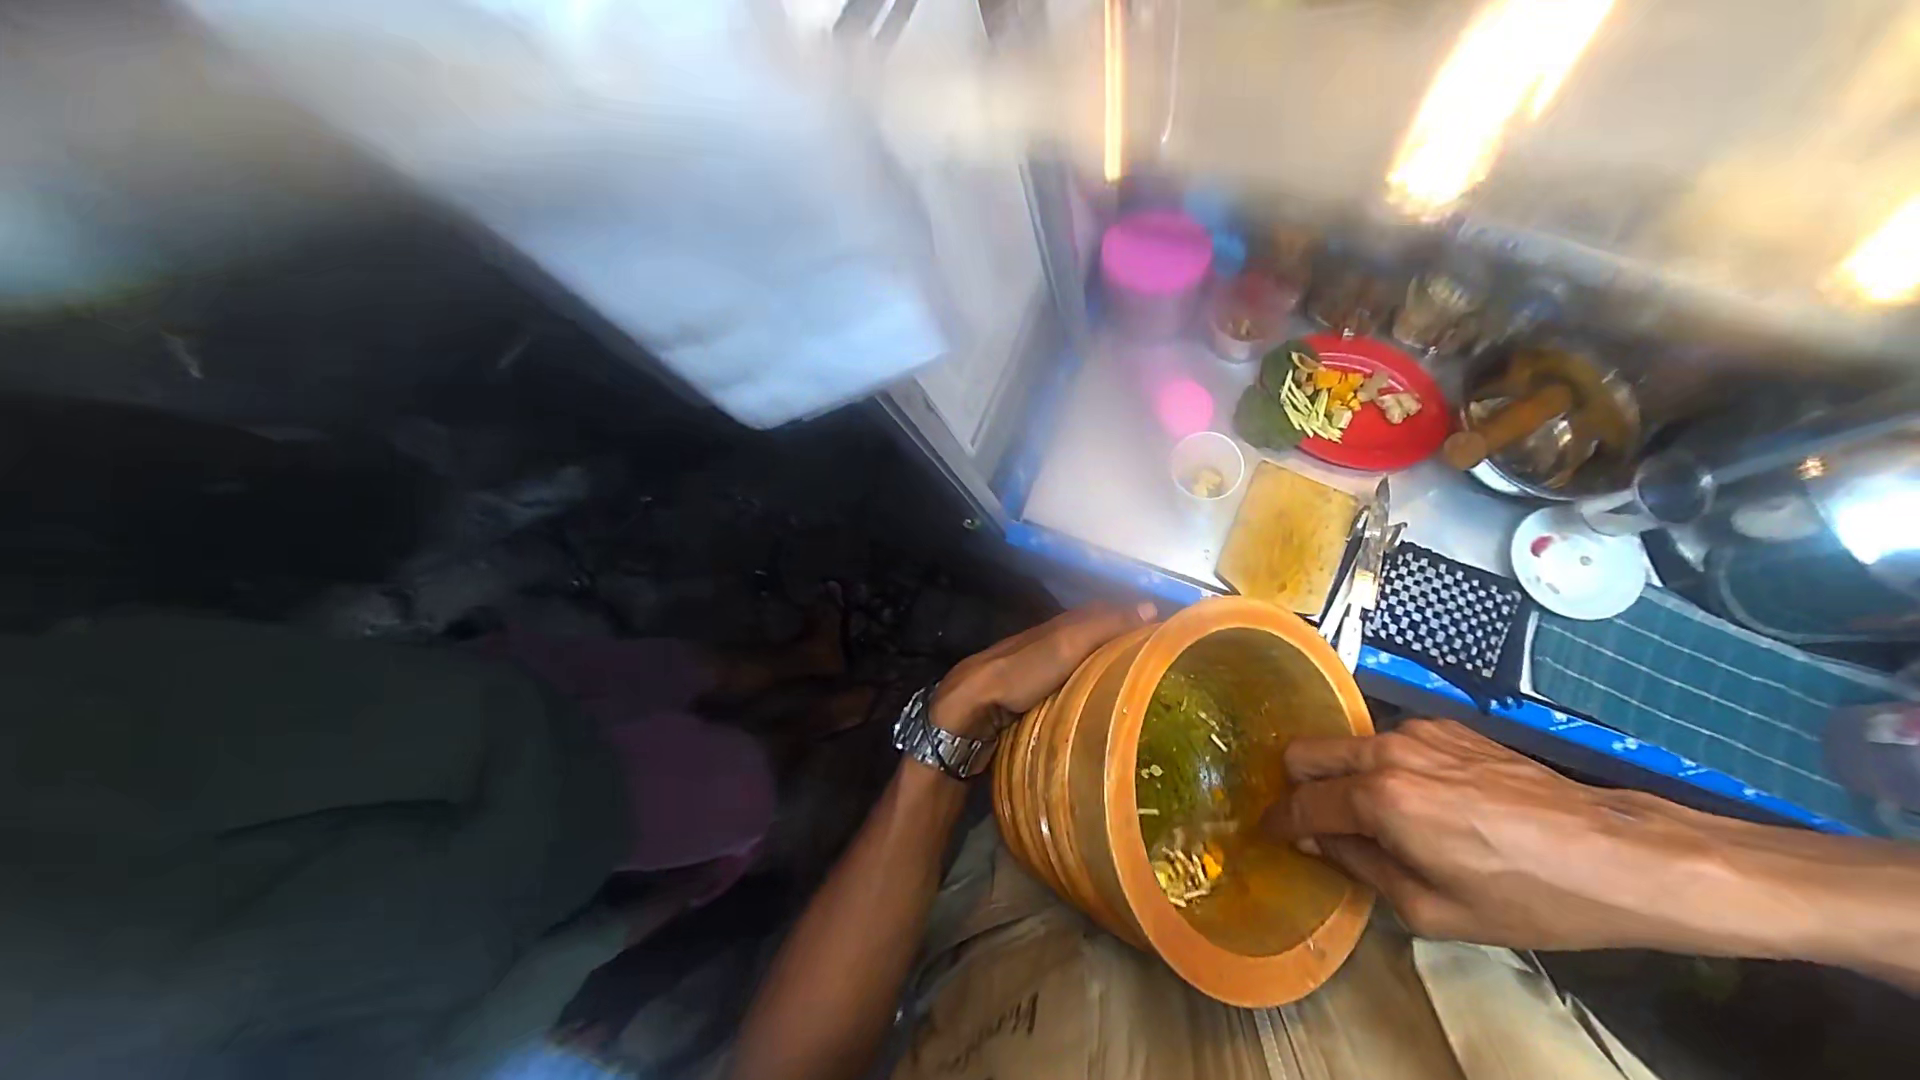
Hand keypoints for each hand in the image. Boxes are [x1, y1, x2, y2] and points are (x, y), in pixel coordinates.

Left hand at [929, 602, 1155, 740]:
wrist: (971, 708)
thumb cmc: (1021, 673)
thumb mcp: (1065, 645)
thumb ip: (1102, 626)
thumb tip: (1151, 608)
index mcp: (1063, 626)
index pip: (1107, 613)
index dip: (1135, 618)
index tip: (1169, 634)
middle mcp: (1054, 642)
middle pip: (1096, 637)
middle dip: (1126, 643)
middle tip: (1163, 663)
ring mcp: (1044, 670)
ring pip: (1085, 662)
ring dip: (1110, 667)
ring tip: (1142, 684)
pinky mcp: (1036, 695)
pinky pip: (1074, 685)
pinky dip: (1093, 686)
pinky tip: (1105, 702)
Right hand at [1267, 718, 1755, 952]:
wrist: (1621, 855)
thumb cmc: (1527, 896)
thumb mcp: (1431, 910)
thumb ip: (1358, 867)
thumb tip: (1321, 840)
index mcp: (1378, 798)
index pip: (1301, 804)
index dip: (1279, 823)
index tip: (1271, 833)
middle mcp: (1385, 751)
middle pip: (1304, 752)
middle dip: (1296, 786)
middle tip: (1315, 820)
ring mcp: (1416, 731)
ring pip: (1345, 743)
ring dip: (1341, 775)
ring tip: (1376, 813)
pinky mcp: (1445, 726)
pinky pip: (1388, 741)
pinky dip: (1384, 766)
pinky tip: (1424, 796)